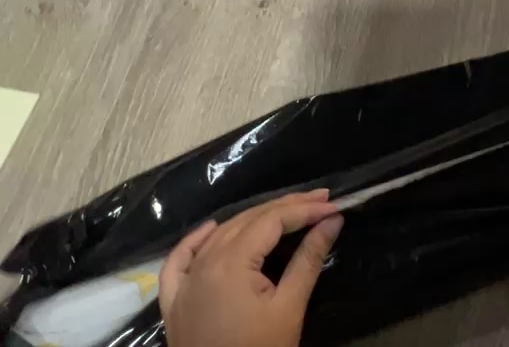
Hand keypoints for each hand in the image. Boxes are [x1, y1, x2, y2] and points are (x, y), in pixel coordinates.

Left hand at [160, 190, 342, 346]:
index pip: (273, 220)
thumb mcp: (290, 307)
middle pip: (248, 219)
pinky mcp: (173, 303)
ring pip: (221, 233)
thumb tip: (333, 220)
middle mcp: (203, 264)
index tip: (335, 206)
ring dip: (255, 218)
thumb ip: (309, 258)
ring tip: (289, 211)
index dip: (305, 209)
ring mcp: (183, 284)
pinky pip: (179, 261)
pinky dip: (196, 241)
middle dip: (287, 207)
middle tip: (321, 201)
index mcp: (230, 264)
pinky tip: (213, 229)